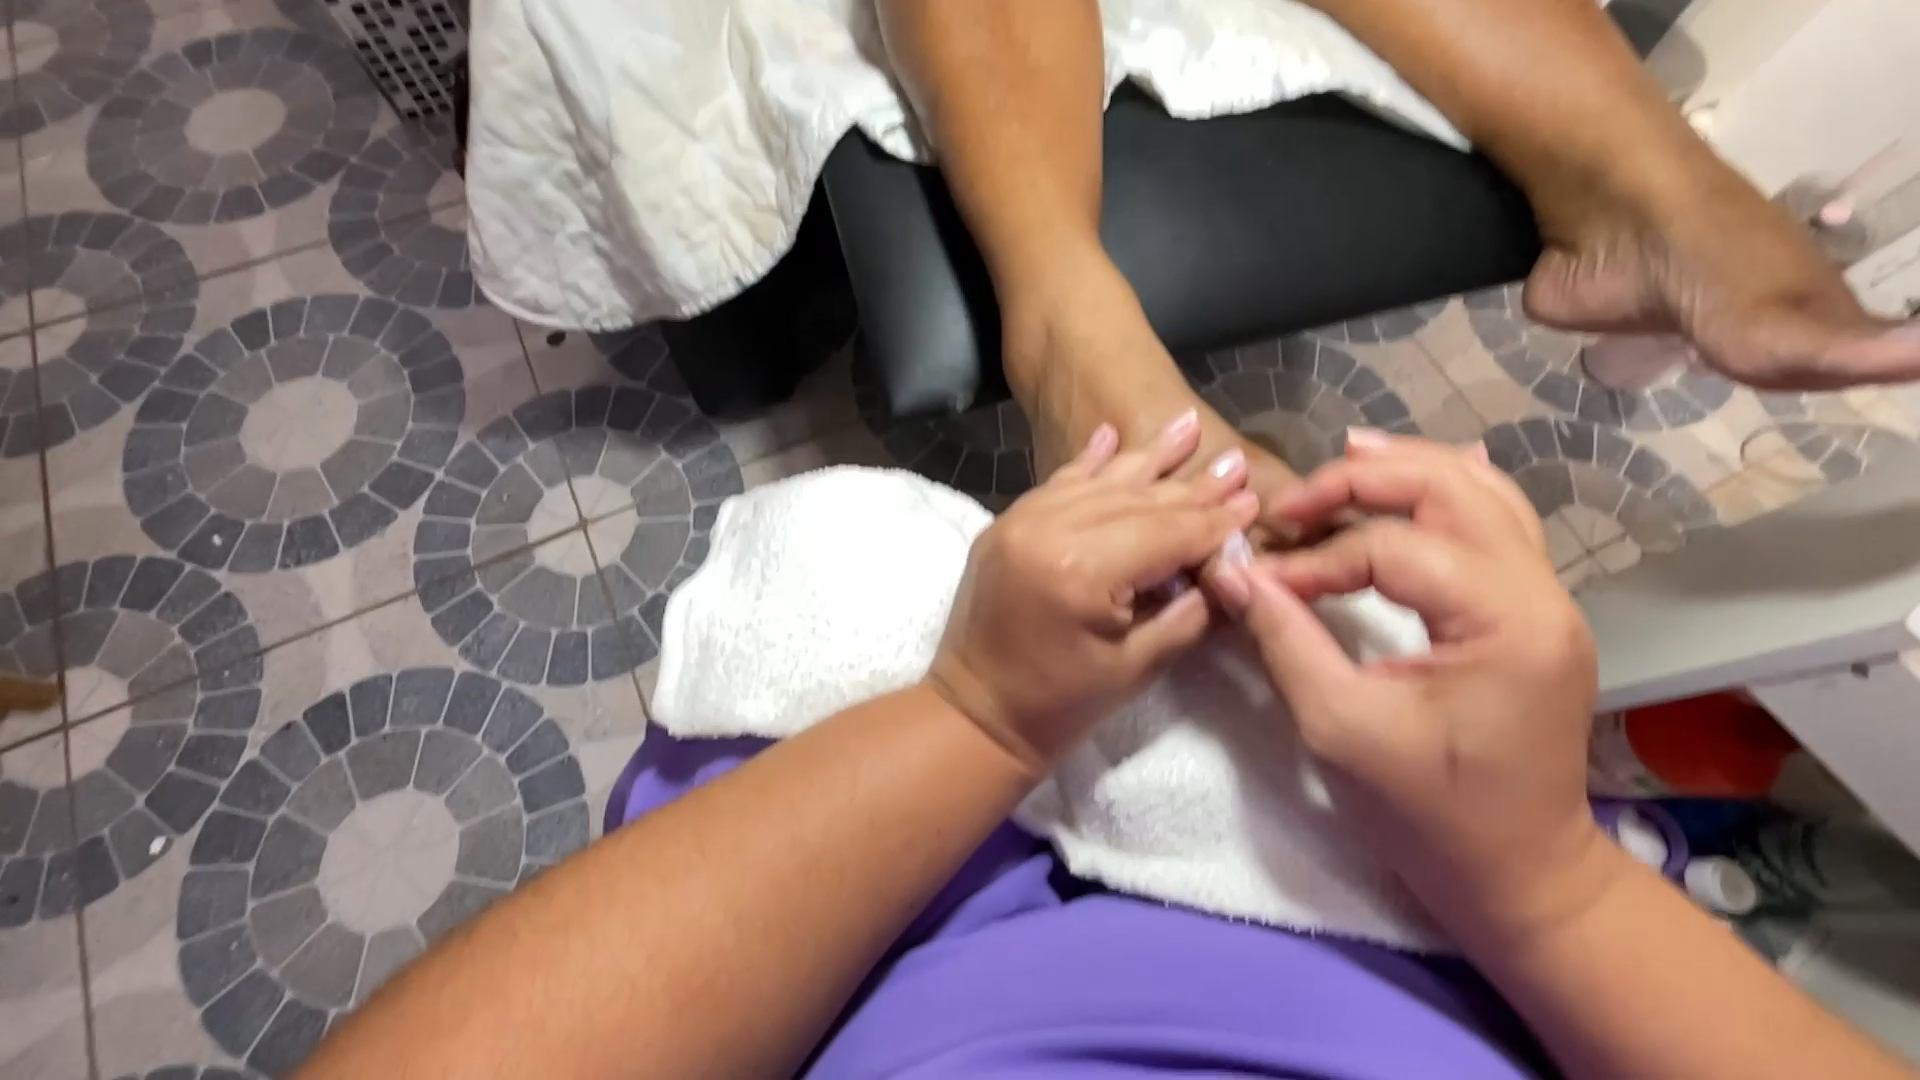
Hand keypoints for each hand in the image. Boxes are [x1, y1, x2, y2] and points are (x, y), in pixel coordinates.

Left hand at [928, 411, 1259, 775]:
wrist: (975, 713)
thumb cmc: (1061, 704)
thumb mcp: (1138, 667)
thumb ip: (1189, 610)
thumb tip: (1230, 564)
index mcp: (1083, 572)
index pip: (1166, 534)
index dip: (1213, 522)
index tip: (1253, 501)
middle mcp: (1048, 531)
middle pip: (1136, 501)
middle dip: (1189, 487)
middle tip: (1234, 463)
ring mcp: (1019, 522)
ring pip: (1098, 483)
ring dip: (1146, 458)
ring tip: (1187, 425)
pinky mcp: (1004, 525)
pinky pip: (1055, 484)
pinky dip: (1087, 461)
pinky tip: (1112, 435)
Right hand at [1208, 430, 1614, 940]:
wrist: (1518, 872)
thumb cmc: (1426, 812)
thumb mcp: (1338, 726)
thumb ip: (1283, 639)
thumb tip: (1230, 572)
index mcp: (1503, 622)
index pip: (1392, 548)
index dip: (1313, 559)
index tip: (1259, 584)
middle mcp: (1540, 593)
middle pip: (1451, 489)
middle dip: (1362, 480)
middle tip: (1293, 500)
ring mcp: (1547, 599)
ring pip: (1483, 493)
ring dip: (1409, 471)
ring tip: (1345, 456)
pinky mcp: (1533, 612)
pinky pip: (1498, 525)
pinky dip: (1449, 494)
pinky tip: (1416, 478)